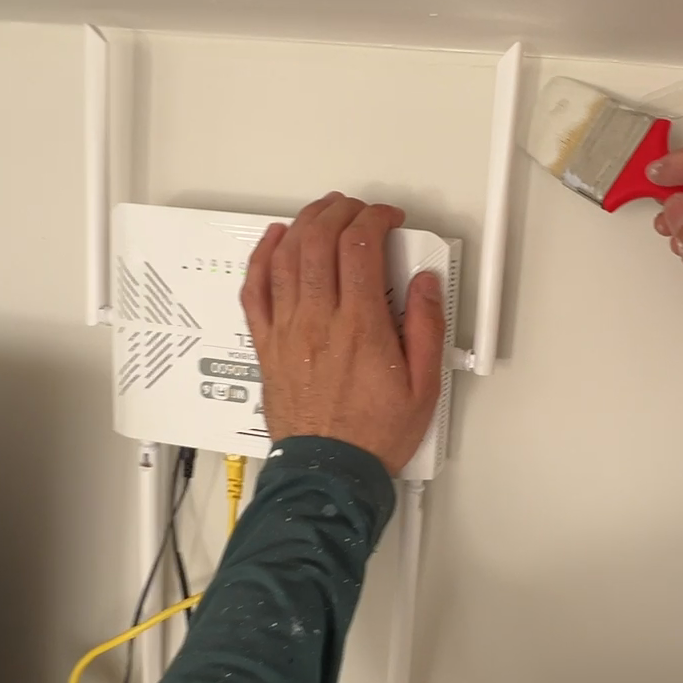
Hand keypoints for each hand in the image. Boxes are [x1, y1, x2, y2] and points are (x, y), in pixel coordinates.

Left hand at [241, 193, 445, 475]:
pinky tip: (274, 241)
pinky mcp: (268, 344)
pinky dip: (262, 257)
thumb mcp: (424, 386)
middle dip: (341, 212)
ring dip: (305, 224)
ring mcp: (288, 330)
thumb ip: (427, 328)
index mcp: (360, 327)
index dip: (376, 219)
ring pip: (286, 256)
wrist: (329, 471)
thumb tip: (425, 285)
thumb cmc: (373, 434)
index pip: (361, 247)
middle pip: (320, 241)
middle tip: (358, 212)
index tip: (389, 219)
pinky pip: (255, 289)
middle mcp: (319, 321)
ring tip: (324, 214)